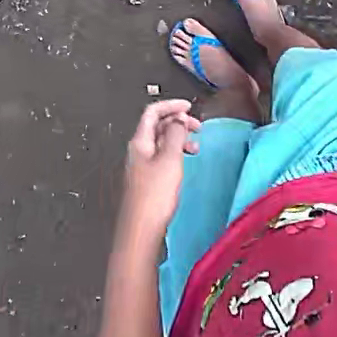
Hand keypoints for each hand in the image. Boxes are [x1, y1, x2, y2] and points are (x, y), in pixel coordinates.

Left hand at [120, 99, 201, 237]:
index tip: (189, 107)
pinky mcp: (147, 179)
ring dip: (179, 138)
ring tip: (196, 147)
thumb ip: (175, 135)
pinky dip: (176, 153)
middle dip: (178, 121)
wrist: (141, 231)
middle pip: (157, 125)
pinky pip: (162, 156)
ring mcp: (141, 165)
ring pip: (161, 141)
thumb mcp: (170, 159)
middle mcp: (138, 150)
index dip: (171, 105)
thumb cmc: (155, 194)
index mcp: (140, 141)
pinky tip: (185, 162)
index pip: (153, 112)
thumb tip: (178, 119)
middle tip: (198, 127)